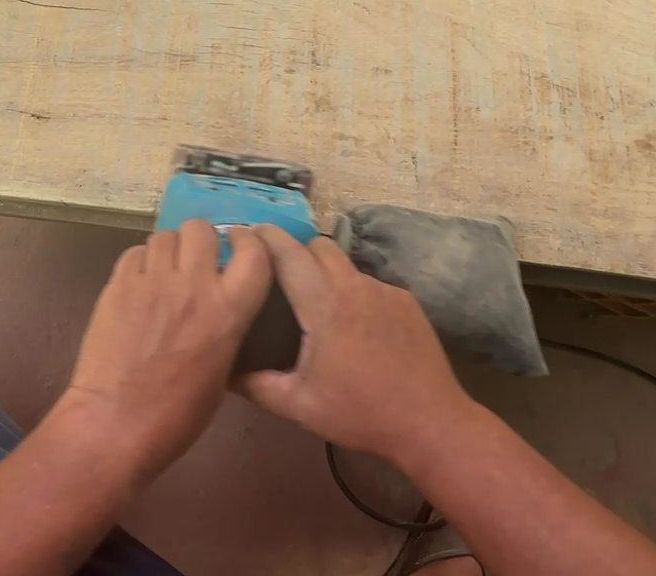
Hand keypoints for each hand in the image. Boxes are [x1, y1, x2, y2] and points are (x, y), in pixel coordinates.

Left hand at [55, 220, 273, 479]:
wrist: (115, 423)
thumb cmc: (177, 414)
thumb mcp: (222, 369)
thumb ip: (226, 324)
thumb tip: (220, 302)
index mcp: (228, 311)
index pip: (254, 253)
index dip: (249, 242)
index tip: (240, 245)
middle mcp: (193, 285)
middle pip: (201, 228)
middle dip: (200, 240)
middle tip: (194, 260)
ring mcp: (153, 280)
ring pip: (165, 235)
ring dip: (168, 249)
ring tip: (163, 272)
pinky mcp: (119, 283)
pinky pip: (135, 252)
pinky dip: (140, 263)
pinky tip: (137, 285)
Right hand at [237, 224, 474, 462]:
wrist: (431, 422)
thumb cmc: (360, 413)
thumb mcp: (300, 406)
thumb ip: (257, 385)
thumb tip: (224, 370)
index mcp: (323, 304)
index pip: (288, 252)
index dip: (265, 236)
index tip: (245, 233)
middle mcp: (353, 285)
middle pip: (318, 245)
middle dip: (295, 251)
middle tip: (278, 275)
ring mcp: (383, 289)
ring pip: (345, 264)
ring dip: (326, 272)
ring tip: (316, 303)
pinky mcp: (405, 300)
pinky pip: (368, 283)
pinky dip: (353, 293)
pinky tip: (354, 326)